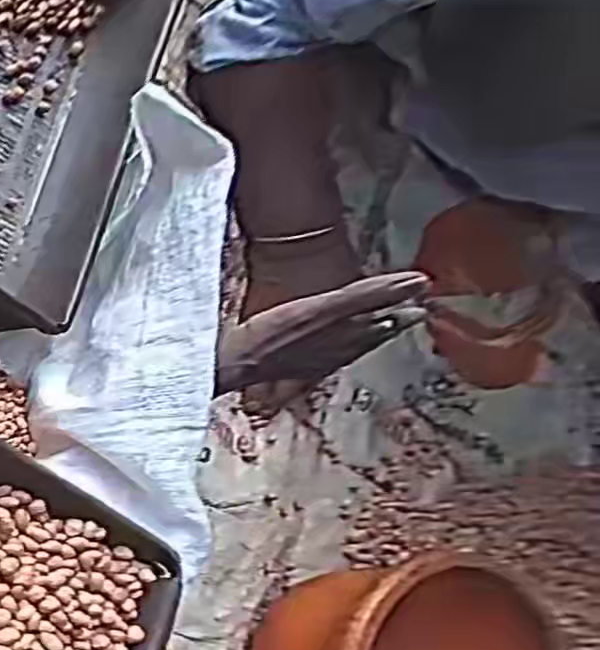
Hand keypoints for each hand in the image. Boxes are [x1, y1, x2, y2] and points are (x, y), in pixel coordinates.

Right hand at [217, 271, 429, 396]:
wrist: (227, 365)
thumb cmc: (271, 335)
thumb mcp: (323, 308)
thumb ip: (371, 295)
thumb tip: (422, 281)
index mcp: (357, 336)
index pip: (398, 316)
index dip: (408, 303)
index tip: (420, 291)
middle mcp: (344, 351)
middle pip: (377, 332)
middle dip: (391, 319)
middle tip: (404, 307)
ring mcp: (318, 362)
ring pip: (353, 345)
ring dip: (365, 333)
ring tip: (373, 323)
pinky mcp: (293, 368)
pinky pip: (326, 355)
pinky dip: (335, 346)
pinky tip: (327, 345)